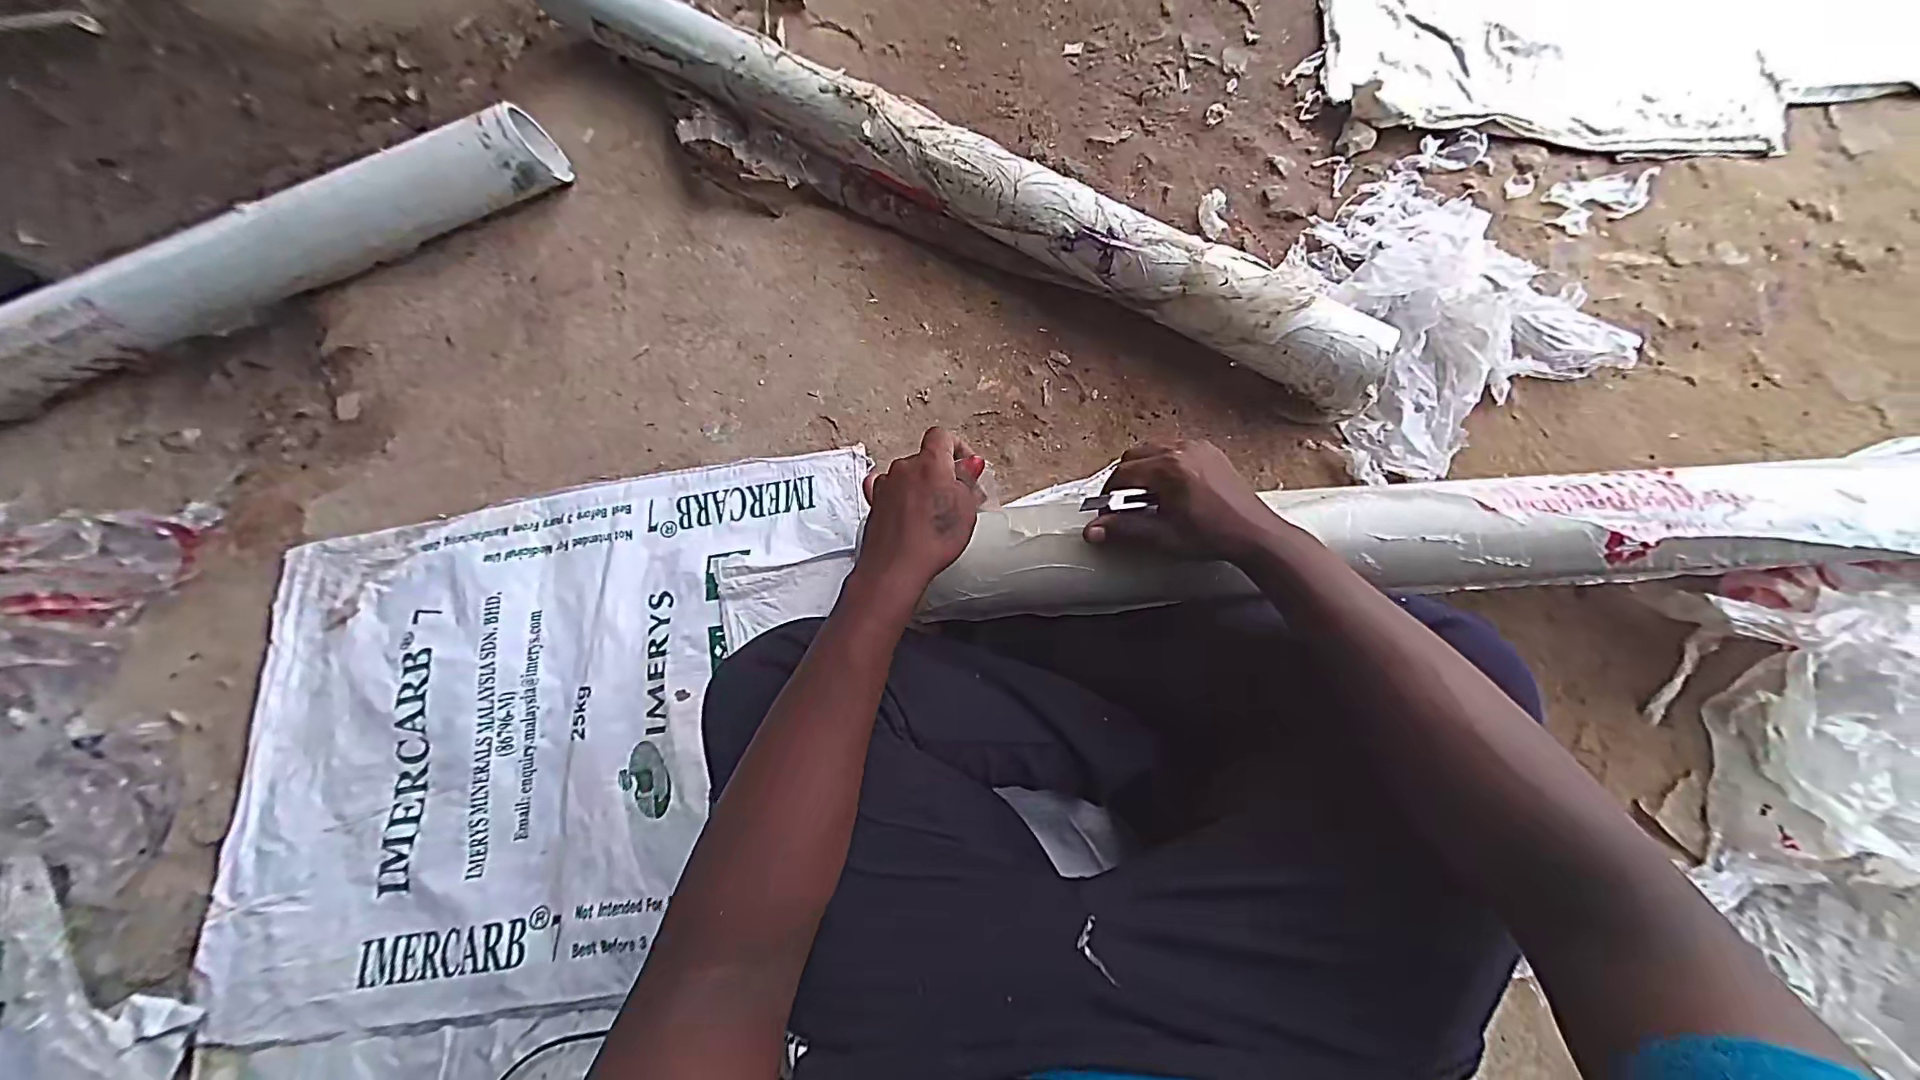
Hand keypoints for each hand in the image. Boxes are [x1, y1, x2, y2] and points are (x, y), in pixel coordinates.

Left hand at [852, 427, 983, 598]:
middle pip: (926, 459)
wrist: (897, 566)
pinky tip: (912, 515)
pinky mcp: (875, 503)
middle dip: (943, 474)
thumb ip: (967, 479)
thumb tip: (970, 465)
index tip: (968, 466)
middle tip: (958, 497)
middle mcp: (903, 467)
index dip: (959, 449)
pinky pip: (891, 492)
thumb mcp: (967, 507)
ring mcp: (886, 485)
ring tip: (936, 514)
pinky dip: (902, 499)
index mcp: (929, 462)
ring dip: (922, 488)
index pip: (943, 437)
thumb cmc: (931, 539)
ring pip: (909, 477)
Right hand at [1083, 439, 1302, 562]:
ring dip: (1144, 471)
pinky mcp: (1210, 452)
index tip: (1107, 511)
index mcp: (1170, 468)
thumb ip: (1124, 528)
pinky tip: (1170, 491)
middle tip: (1126, 505)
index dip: (1110, 494)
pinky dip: (1164, 466)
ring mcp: (1198, 448)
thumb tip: (1094, 529)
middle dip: (1125, 480)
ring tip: (1150, 500)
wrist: (1254, 534)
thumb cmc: (1214, 535)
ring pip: (1154, 451)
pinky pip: (1175, 451)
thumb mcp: (1162, 534)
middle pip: (1135, 457)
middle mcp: (1183, 450)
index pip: (1123, 474)